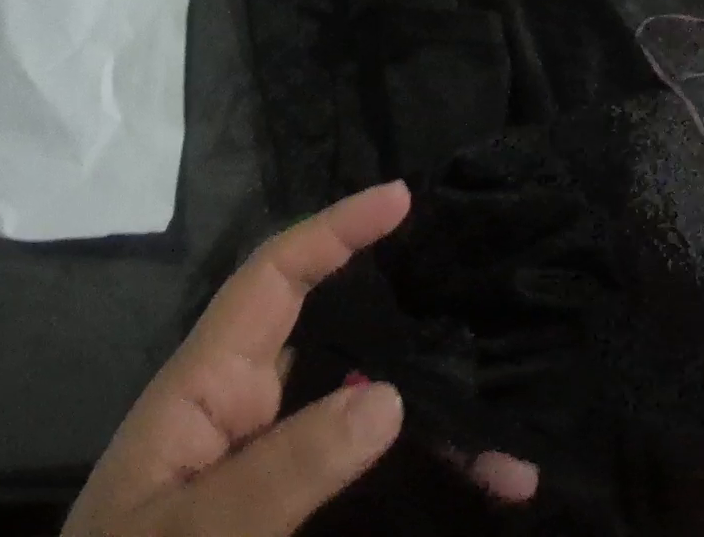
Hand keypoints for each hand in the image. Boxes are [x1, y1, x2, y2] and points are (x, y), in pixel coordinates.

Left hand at [61, 182, 536, 536]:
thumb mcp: (198, 528)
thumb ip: (284, 468)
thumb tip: (384, 394)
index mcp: (207, 380)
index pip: (273, 278)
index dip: (332, 230)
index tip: (398, 199)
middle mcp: (242, 400)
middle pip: (328, 332)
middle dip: (401, 320)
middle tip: (479, 315)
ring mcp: (265, 449)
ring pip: (354, 405)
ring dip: (424, 420)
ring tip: (505, 451)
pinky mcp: (283, 496)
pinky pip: (354, 465)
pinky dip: (410, 472)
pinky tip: (465, 487)